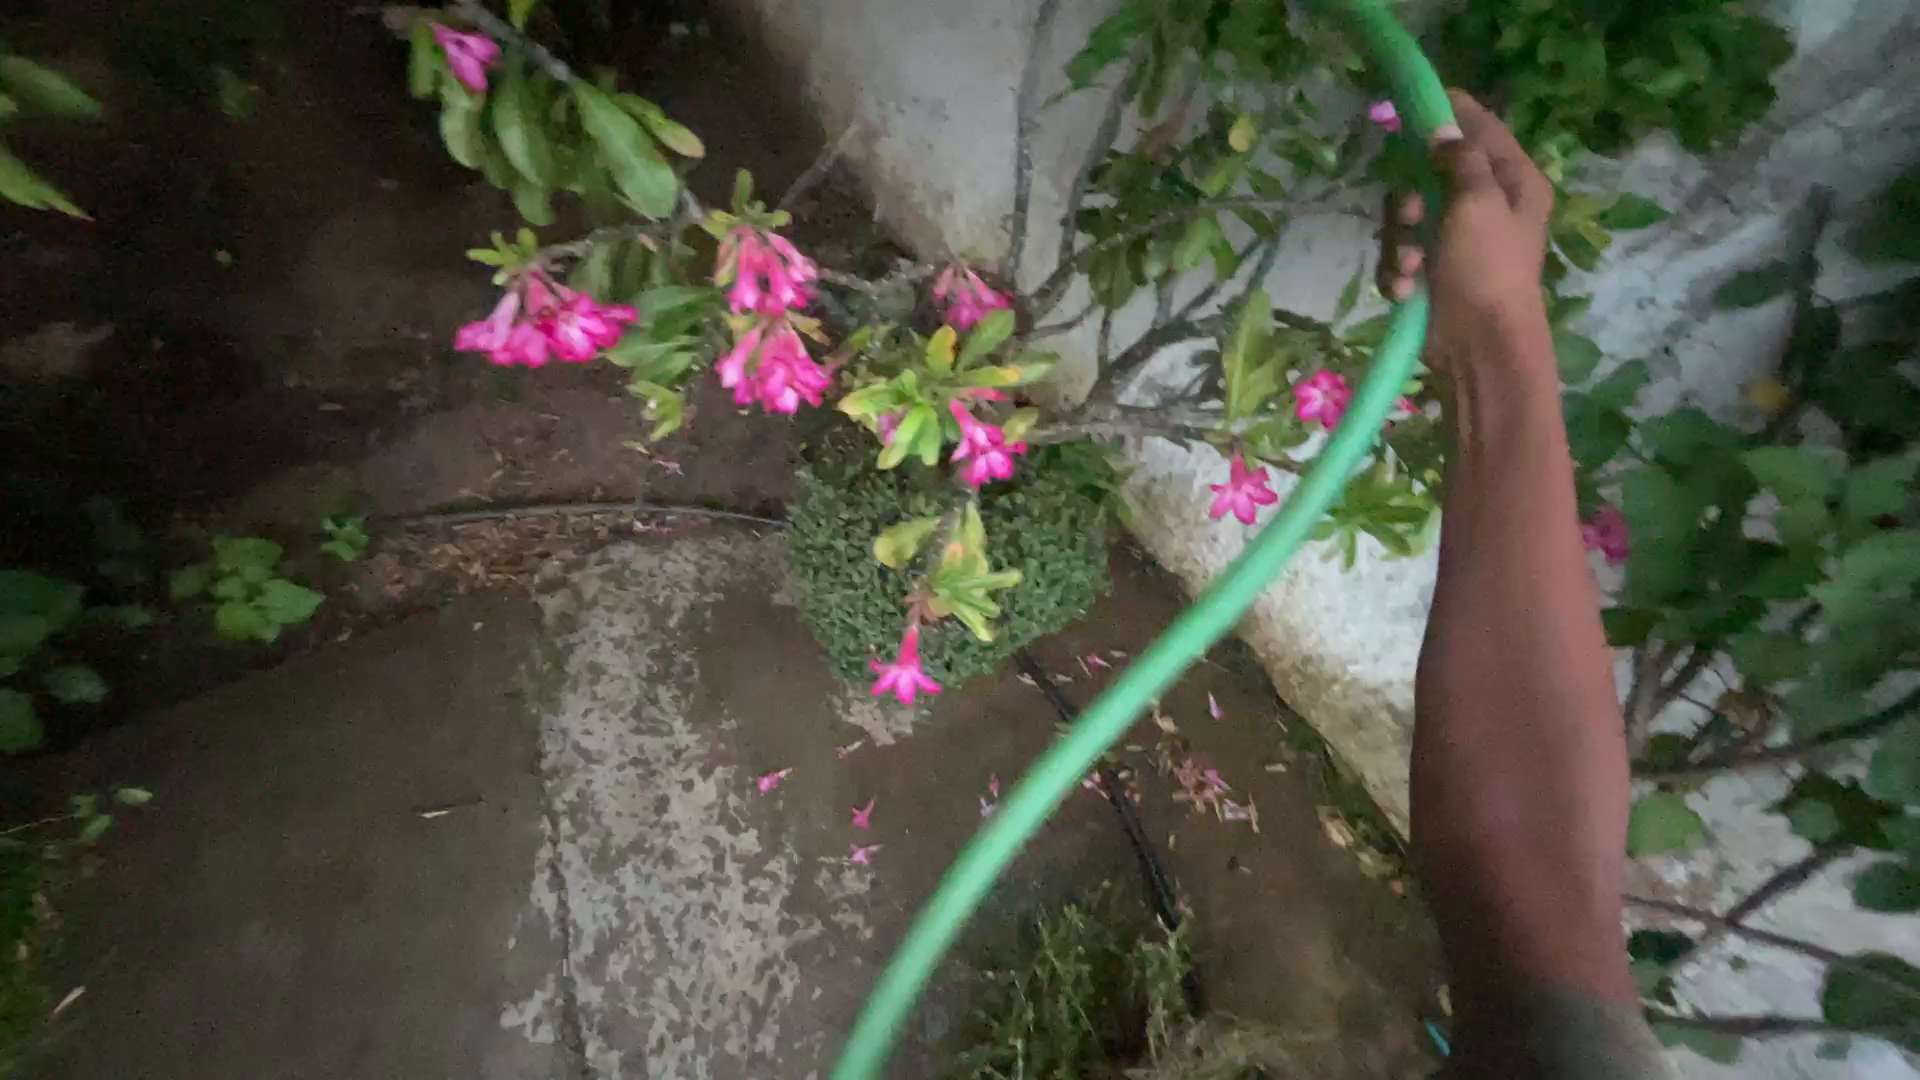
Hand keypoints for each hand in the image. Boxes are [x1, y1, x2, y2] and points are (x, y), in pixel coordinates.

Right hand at [1378, 90, 1554, 382]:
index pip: (1480, 132)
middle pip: (1428, 179)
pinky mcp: (1427, 275)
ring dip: (1399, 243)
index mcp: (1511, 183)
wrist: (1475, 343)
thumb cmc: (1487, 269)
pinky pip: (1397, 258)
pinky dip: (1396, 274)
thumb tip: (1441, 133)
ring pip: (1404, 222)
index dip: (1448, 116)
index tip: (1412, 108)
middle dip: (1409, 199)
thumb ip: (1458, 163)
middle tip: (1410, 213)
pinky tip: (1406, 290)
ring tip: (1410, 268)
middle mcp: (1481, 208)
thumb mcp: (1477, 204)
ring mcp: (1451, 244)